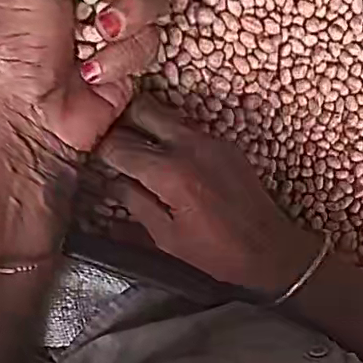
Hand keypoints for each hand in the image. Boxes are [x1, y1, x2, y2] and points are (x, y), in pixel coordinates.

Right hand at [94, 97, 322, 295]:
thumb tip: (112, 181)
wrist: (271, 249)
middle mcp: (190, 147)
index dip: (99, 151)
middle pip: (140, 110)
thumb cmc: (218, 253)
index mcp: (171, 174)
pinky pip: (188, 128)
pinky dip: (169, 136)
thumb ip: (135, 203)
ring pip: (165, 114)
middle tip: (110, 144)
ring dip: (144, 126)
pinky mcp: (225, 145)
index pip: (118, 146)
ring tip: (134, 150)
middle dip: (120, 123)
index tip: (91, 159)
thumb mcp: (167, 237)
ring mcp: (211, 141)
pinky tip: (165, 158)